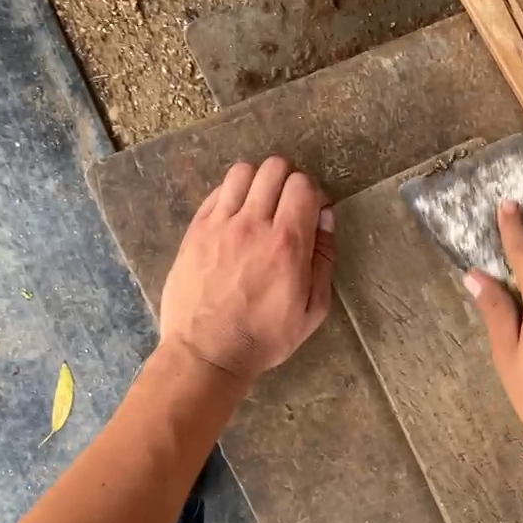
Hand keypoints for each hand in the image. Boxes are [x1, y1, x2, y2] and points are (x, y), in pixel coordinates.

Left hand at [159, 157, 335, 382]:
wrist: (206, 354)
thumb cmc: (266, 337)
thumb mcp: (313, 308)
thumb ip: (324, 258)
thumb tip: (326, 217)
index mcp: (287, 244)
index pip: (304, 185)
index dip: (313, 193)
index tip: (311, 213)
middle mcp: (253, 225)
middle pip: (274, 168)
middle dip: (288, 180)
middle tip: (287, 205)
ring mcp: (219, 225)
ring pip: (242, 172)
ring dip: (258, 182)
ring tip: (260, 205)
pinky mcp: (195, 231)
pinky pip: (216, 192)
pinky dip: (232, 195)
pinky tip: (236, 217)